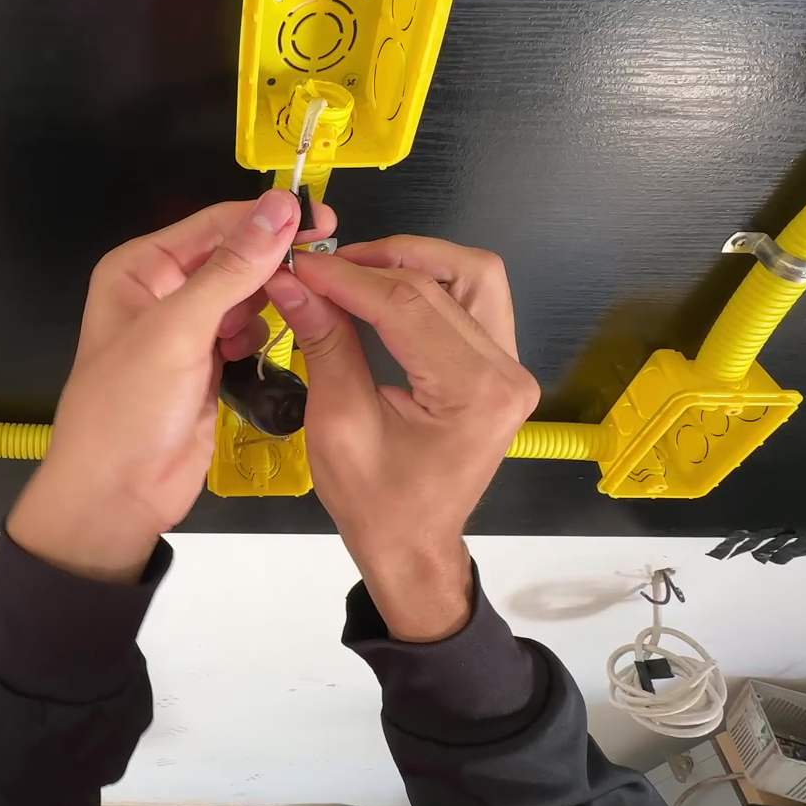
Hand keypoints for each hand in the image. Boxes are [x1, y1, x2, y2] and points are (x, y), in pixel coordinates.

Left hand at [9, 191, 337, 582]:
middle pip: (232, 258)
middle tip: (318, 270)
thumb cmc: (129, 406)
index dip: (267, 218)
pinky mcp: (207, 364)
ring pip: (244, 296)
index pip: (214, 225)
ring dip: (263, 304)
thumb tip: (281, 206)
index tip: (322, 217)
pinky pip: (244, 332)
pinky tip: (250, 351)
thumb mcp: (177, 329)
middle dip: (269, 264)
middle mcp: (162, 292)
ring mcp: (186, 330)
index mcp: (141, 269)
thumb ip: (232, 268)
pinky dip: (255, 336)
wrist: (117, 494)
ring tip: (272, 321)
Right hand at [264, 237, 538, 640]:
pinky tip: (383, 284)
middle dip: (372, 264)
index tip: (299, 264)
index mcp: (473, 393)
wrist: (412, 545)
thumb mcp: (337, 424)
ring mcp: (511, 366)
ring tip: (353, 267)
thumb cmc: (373, 501)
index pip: (406, 306)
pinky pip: (472, 298)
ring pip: (471, 275)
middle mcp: (507, 371)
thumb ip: (325, 344)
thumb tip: (294, 283)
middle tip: (318, 267)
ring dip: (410, 259)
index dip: (346, 277)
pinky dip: (427, 279)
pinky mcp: (499, 365)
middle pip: (441, 282)